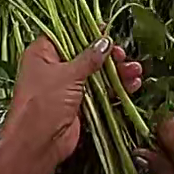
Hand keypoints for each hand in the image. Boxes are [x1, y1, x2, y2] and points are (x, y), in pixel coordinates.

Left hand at [3, 37, 142, 165]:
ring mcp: (67, 87)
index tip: (107, 29)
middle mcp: (54, 68)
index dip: (87, 31)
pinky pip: (101, 91)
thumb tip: (105, 41)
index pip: (66, 33)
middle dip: (107, 55)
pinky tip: (132, 85)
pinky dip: (116, 88)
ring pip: (96, 74)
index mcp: (42, 54)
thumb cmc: (44, 103)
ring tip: (135, 70)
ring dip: (117, 72)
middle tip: (122, 55)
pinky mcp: (79, 104)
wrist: (38, 144)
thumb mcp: (68, 74)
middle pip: (85, 54)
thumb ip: (89, 57)